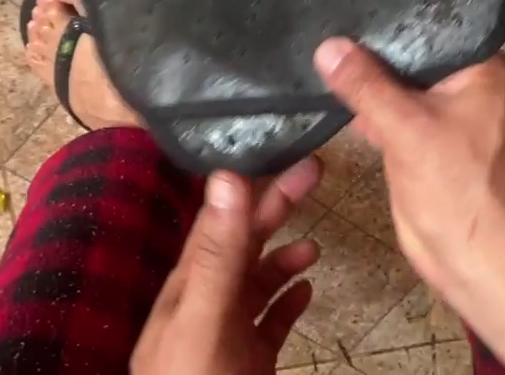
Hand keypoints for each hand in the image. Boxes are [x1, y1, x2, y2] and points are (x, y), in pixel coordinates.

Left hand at [131, 160, 323, 374]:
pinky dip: (288, 301)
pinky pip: (269, 322)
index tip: (285, 150)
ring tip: (314, 246)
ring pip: (258, 281)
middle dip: (277, 206)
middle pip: (244, 242)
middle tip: (316, 173)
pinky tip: (307, 290)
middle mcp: (205, 306)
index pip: (223, 219)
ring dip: (284, 255)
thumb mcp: (205, 322)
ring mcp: (225, 338)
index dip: (254, 183)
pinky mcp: (247, 365)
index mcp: (188, 289)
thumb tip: (226, 176)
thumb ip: (218, 253)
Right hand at [313, 39, 504, 304]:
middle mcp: (472, 81)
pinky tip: (336, 90)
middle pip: (417, 52)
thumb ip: (367, 87)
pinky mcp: (432, 137)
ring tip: (323, 46)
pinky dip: (374, 105)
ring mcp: (452, 110)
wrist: (481, 263)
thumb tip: (328, 46)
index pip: (436, 24)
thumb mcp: (407, 130)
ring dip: (372, 76)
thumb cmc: (459, 189)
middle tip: (329, 18)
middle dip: (378, 45)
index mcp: (484, 66)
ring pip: (405, 82)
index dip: (396, 14)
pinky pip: (399, 109)